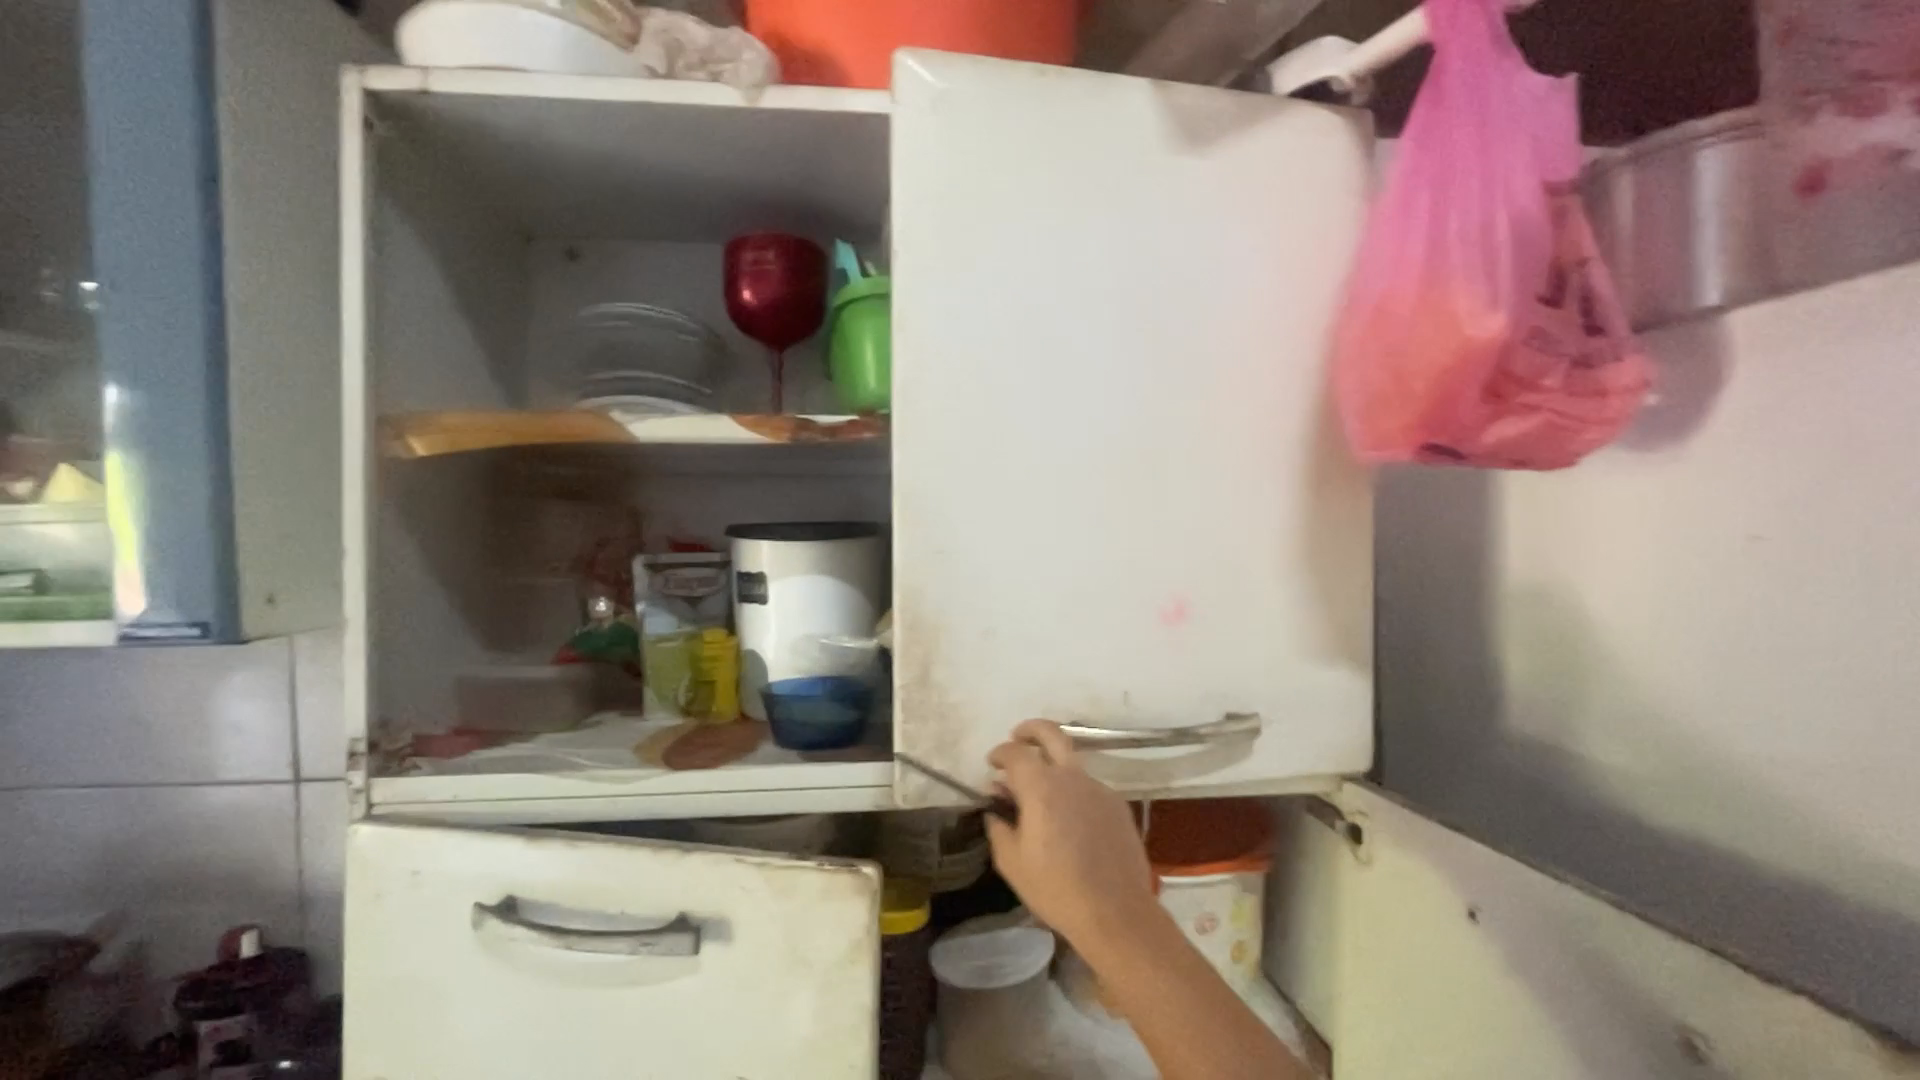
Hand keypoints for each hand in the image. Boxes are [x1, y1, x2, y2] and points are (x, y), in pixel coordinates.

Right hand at [986, 720, 1163, 957]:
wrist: (1116, 913)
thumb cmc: (1056, 890)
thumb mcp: (1012, 862)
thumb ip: (999, 826)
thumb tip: (996, 805)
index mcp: (1042, 788)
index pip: (1015, 753)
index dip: (999, 753)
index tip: (992, 765)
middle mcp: (1072, 778)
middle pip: (1052, 734)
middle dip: (1031, 730)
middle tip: (1017, 738)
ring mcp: (1099, 789)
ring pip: (1072, 764)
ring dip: (1053, 768)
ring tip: (1040, 796)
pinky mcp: (1117, 806)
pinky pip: (1089, 788)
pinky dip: (1073, 792)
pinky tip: (1068, 821)